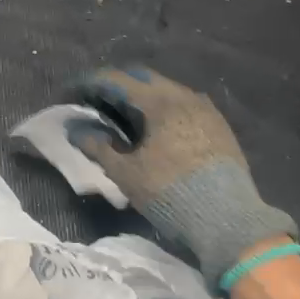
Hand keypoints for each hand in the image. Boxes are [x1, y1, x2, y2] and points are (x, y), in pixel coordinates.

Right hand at [67, 67, 296, 290]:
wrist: (228, 220)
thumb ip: (97, 147)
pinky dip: (163, 110)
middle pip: (143, 79)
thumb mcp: (125, 173)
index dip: (90, 83)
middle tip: (96, 102)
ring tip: (124, 117)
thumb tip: (75, 131)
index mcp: (159, 102)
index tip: (72, 92)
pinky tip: (155, 130)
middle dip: (117, 86)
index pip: (117, 80)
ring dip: (142, 97)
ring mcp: (206, 110)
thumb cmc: (169, 193)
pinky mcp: (219, 126)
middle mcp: (185, 97)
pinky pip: (184, 106)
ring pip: (167, 91)